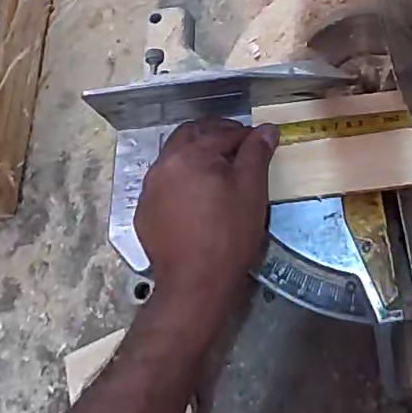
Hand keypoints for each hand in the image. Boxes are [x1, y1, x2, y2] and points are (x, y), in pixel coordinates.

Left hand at [135, 117, 278, 317]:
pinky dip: (184, 178)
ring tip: (222, 168)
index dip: (247, 135)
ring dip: (198, 154)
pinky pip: (166, 183)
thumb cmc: (229, 231)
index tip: (262, 142)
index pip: (223, 133)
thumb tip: (266, 129)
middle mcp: (163, 166)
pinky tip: (201, 195)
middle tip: (240, 144)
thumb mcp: (252, 186)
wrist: (197, 283)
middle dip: (216, 134)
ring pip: (176, 158)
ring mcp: (149, 191)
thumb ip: (257, 151)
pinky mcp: (145, 213)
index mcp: (189, 155)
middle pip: (191, 135)